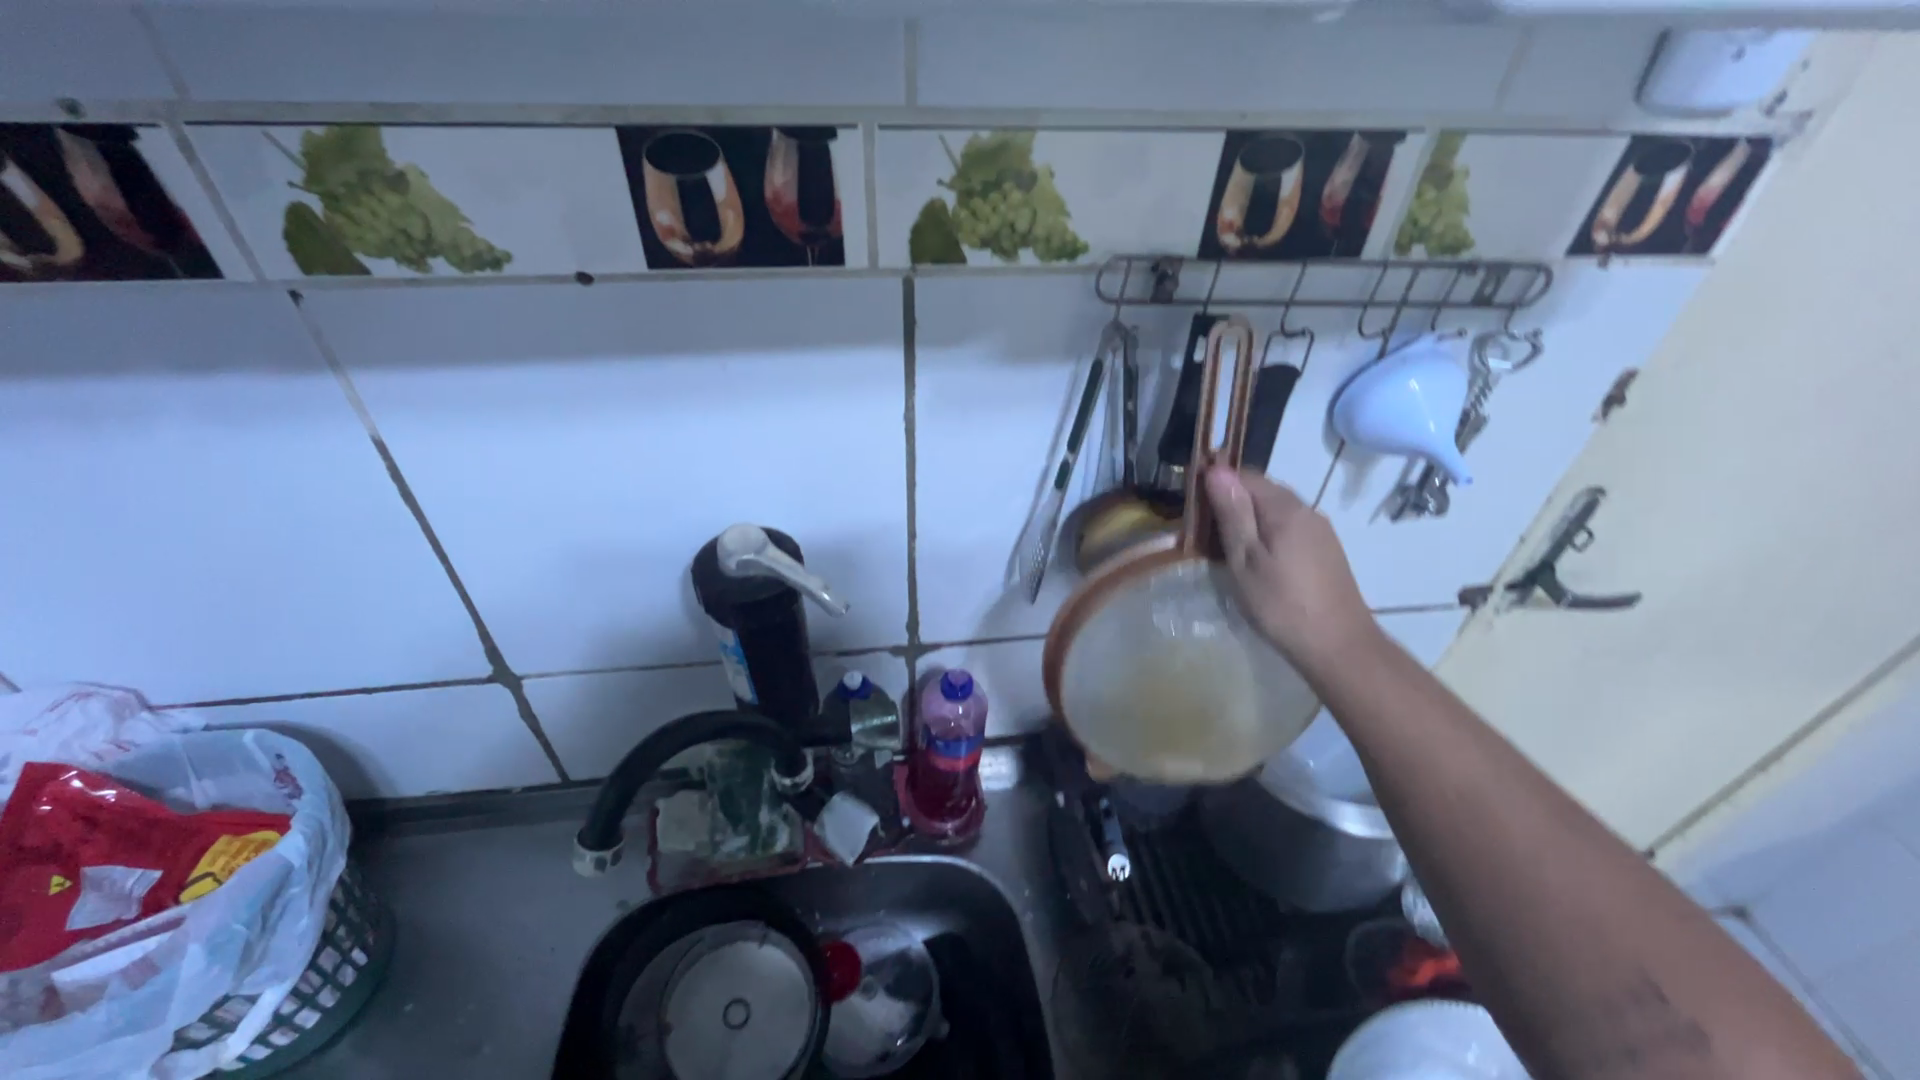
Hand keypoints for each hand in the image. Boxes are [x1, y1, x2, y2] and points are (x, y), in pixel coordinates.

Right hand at [1203, 466, 1379, 671]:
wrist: (1338, 646)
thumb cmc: (1281, 605)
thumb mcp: (1245, 560)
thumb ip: (1233, 514)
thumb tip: (1216, 470)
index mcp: (1285, 508)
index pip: (1245, 476)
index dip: (1216, 484)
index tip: (1194, 508)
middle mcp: (1307, 510)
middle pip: (1263, 491)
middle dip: (1232, 502)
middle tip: (1205, 533)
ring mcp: (1320, 531)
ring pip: (1276, 511)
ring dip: (1250, 521)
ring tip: (1227, 548)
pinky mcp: (1326, 550)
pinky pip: (1289, 528)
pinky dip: (1268, 535)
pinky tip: (1258, 560)